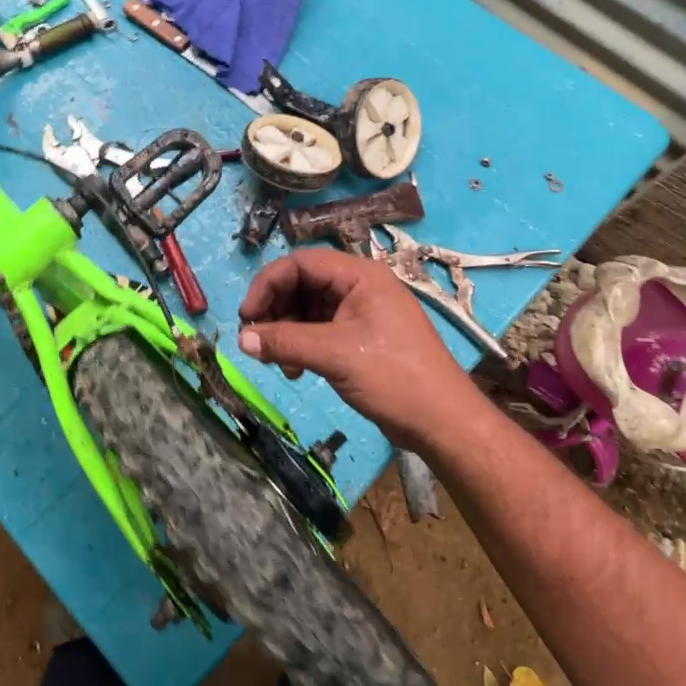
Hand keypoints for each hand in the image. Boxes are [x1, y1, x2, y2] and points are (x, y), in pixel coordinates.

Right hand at [238, 248, 473, 440]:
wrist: (444, 422)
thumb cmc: (394, 378)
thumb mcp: (334, 356)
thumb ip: (285, 342)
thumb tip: (241, 338)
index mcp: (361, 276)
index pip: (301, 263)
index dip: (268, 284)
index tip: (247, 316)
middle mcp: (361, 287)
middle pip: (303, 284)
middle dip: (277, 310)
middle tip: (257, 340)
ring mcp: (363, 313)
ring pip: (309, 309)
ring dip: (287, 332)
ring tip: (280, 362)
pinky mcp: (362, 338)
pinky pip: (321, 331)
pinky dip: (303, 346)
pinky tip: (297, 371)